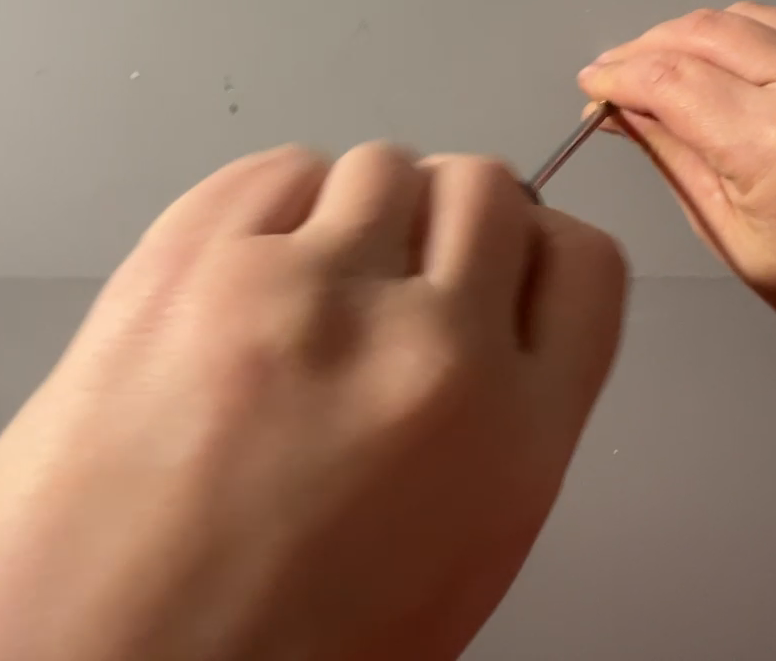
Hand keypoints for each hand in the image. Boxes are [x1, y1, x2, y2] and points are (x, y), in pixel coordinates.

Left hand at [0, 144, 626, 660]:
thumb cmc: (283, 644)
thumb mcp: (460, 547)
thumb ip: (503, 409)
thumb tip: (490, 301)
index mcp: (511, 437)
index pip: (584, 263)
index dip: (546, 247)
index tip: (507, 258)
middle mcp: (424, 345)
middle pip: (486, 185)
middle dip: (457, 214)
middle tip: (405, 266)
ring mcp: (303, 288)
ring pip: (384, 164)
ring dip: (367, 206)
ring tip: (315, 275)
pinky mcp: (192, 255)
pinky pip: (281, 168)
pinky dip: (283, 199)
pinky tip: (252, 264)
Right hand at [578, 2, 775, 348]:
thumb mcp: (723, 228)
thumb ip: (668, 153)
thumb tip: (615, 109)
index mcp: (775, 144)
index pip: (672, 79)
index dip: (618, 75)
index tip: (588, 86)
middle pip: (704, 31)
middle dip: (645, 46)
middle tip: (611, 74)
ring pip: (743, 16)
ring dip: (687, 34)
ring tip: (655, 67)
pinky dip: (736, 36)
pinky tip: (714, 65)